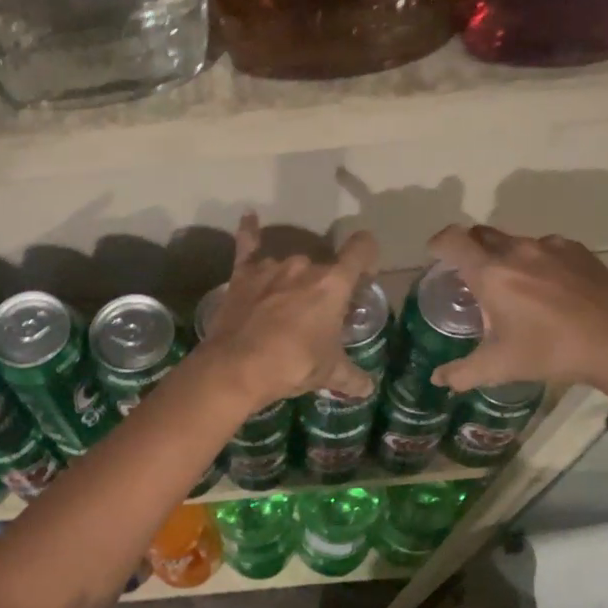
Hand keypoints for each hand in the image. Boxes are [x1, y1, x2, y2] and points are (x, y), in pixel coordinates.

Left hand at [196, 214, 380, 408]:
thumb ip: (352, 377)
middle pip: (324, 266)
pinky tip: (249, 217)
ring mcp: (271, 267)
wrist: (238, 367)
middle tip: (318, 316)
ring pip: (291, 266)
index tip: (365, 274)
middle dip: (325, 286)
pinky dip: (249, 231)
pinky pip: (248, 245)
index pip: (361, 249)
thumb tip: (368, 389)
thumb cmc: (293, 365)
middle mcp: (304, 265)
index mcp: (333, 283)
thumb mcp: (328, 373)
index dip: (367, 257)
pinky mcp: (243, 274)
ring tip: (285, 310)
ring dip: (293, 281)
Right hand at [425, 224, 607, 391]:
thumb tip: (438, 379)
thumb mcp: (499, 367)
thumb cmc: (549, 351)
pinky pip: (544, 248)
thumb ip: (462, 373)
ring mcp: (551, 247)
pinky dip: (534, 262)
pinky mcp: (578, 251)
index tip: (434, 255)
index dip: (438, 244)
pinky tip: (546, 291)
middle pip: (481, 235)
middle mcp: (517, 251)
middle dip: (468, 250)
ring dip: (503, 257)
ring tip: (510, 288)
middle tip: (468, 276)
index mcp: (491, 274)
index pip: (453, 241)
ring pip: (514, 242)